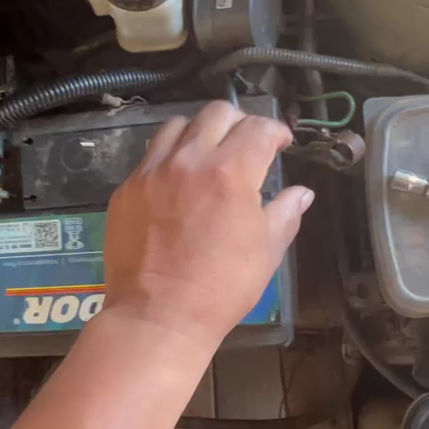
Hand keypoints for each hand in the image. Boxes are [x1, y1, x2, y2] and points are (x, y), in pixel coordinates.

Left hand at [101, 102, 312, 349]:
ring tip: (207, 153)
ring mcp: (152, 172)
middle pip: (217, 113)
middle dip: (239, 122)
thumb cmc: (221, 288)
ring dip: (199, 131)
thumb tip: (301, 193)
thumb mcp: (266, 251)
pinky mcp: (127, 188)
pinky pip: (150, 155)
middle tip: (246, 143)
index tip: (281, 143)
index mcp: (231, 172)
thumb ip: (285, 213)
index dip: (276, 131)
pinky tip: (177, 180)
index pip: (259, 128)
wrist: (157, 315)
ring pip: (177, 125)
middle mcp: (189, 160)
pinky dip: (169, 156)